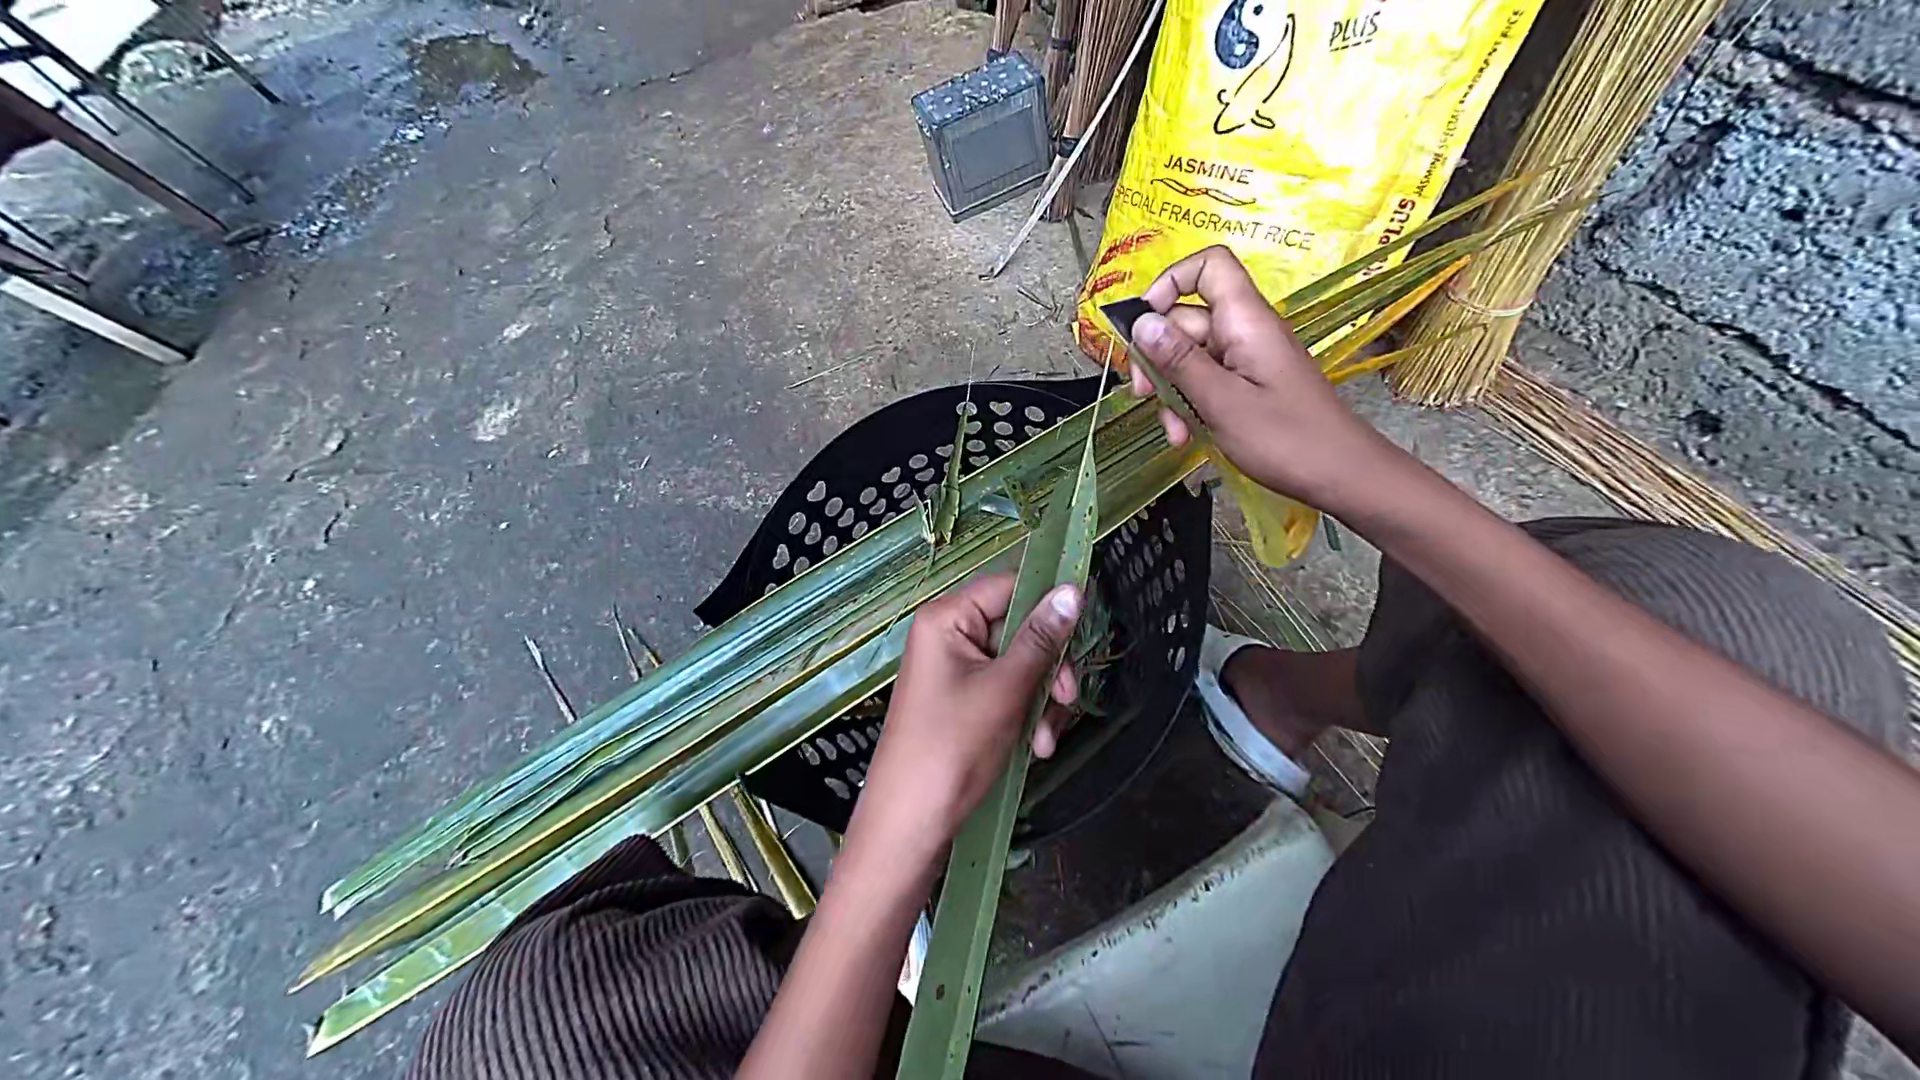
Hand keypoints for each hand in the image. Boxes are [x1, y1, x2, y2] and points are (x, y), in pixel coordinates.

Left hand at [853, 574, 1081, 854]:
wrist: (912, 822)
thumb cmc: (953, 747)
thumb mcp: (1005, 689)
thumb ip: (1041, 638)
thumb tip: (1073, 590)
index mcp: (947, 618)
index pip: (1010, 585)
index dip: (1049, 602)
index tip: (1085, 624)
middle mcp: (950, 634)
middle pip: (1021, 628)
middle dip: (1050, 667)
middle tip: (1068, 697)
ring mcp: (958, 668)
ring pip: (1023, 663)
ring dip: (1044, 698)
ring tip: (1045, 738)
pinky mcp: (967, 697)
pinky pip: (1011, 689)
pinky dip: (1028, 714)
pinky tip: (1035, 746)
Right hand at [1127, 245, 1393, 509]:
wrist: (1339, 475)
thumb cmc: (1286, 439)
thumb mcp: (1221, 401)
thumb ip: (1179, 361)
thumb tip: (1142, 323)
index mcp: (1245, 321)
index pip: (1208, 267)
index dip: (1169, 284)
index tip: (1142, 325)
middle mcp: (1244, 331)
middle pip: (1186, 320)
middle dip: (1158, 357)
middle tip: (1143, 393)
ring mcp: (1245, 359)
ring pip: (1189, 357)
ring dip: (1171, 391)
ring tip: (1174, 429)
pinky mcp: (1246, 384)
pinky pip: (1205, 381)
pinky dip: (1188, 404)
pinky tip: (1186, 434)